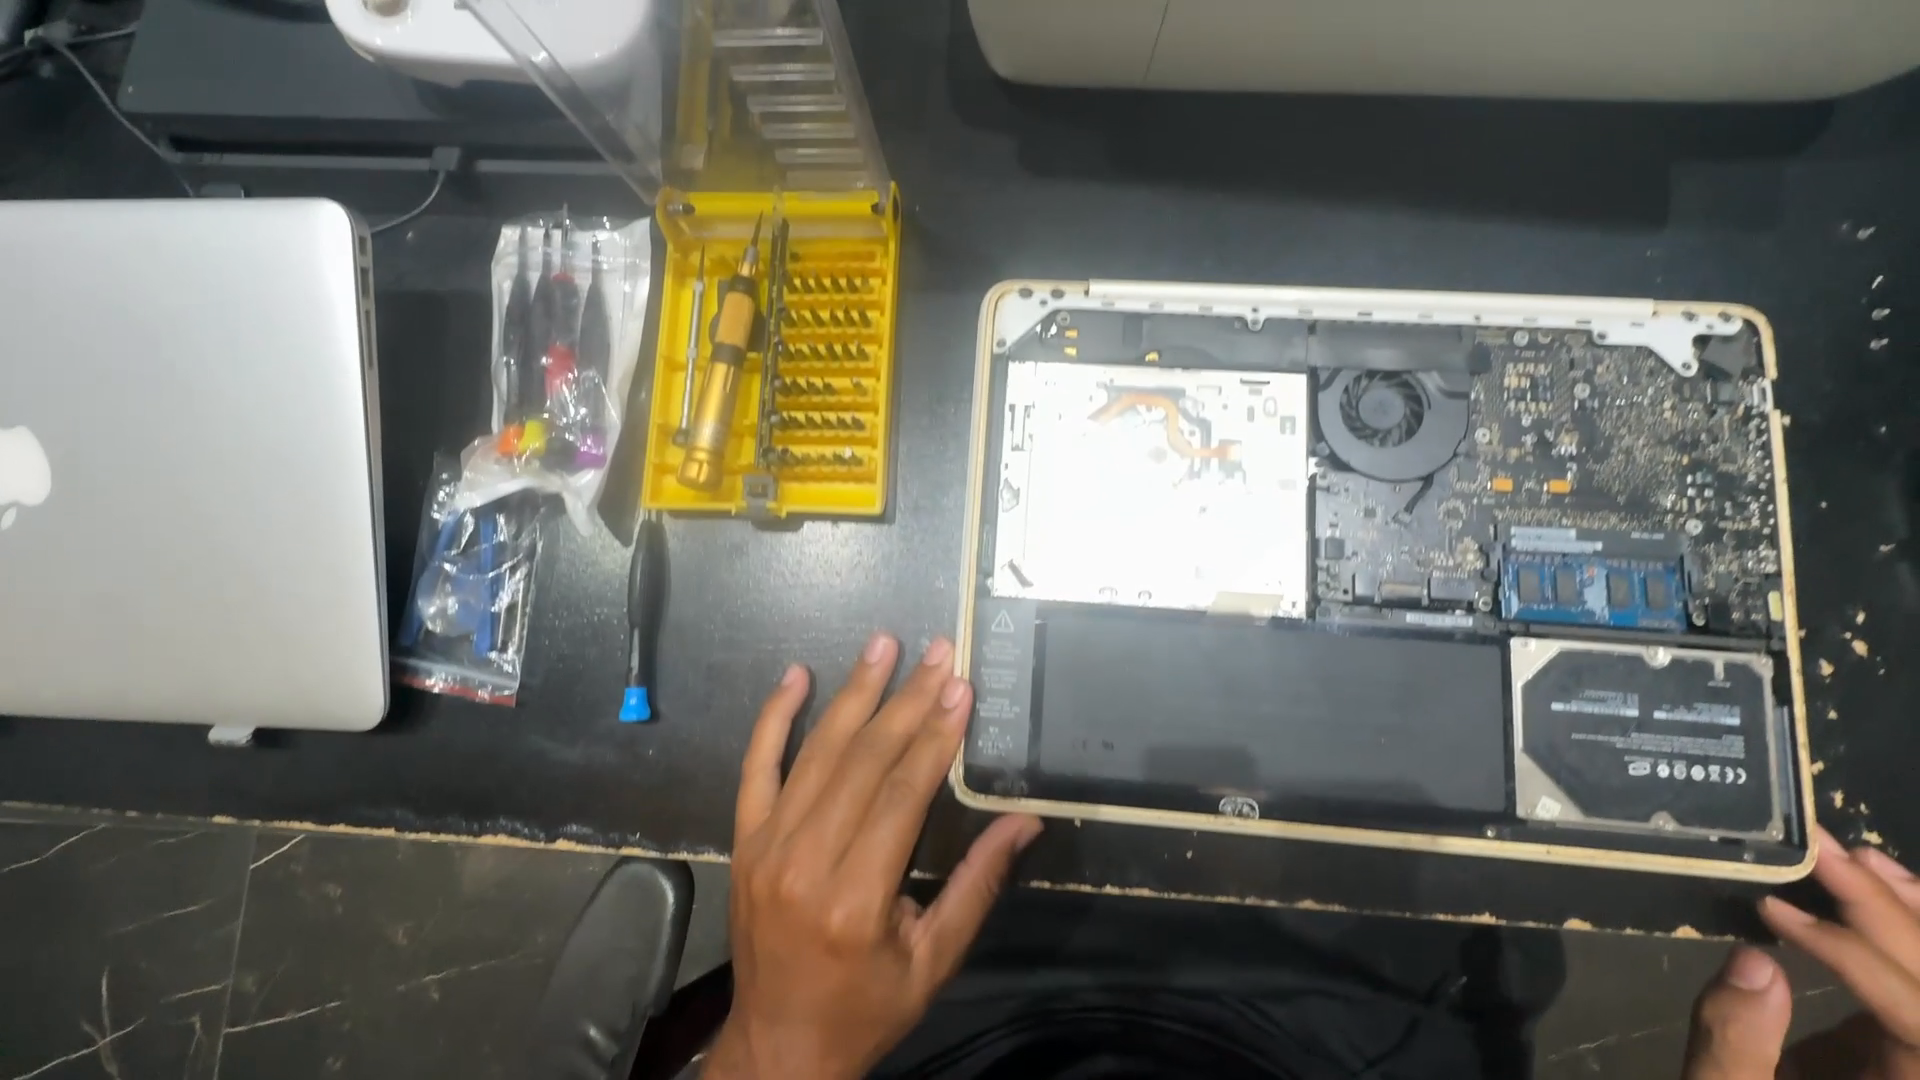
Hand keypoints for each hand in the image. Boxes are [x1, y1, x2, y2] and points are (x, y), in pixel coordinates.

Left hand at [702, 634, 1043, 1079]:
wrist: (778, 1048)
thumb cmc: (865, 1008)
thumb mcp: (933, 960)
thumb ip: (977, 884)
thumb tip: (1025, 821)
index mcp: (856, 897)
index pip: (902, 793)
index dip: (935, 735)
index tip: (960, 686)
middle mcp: (805, 860)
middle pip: (863, 760)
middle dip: (907, 700)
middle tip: (938, 652)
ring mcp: (766, 844)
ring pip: (816, 752)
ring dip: (854, 692)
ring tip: (884, 644)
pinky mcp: (745, 839)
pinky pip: (756, 767)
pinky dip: (774, 717)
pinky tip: (796, 675)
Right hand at [1684, 825, 1919, 1078]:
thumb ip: (1736, 1045)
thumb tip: (1755, 961)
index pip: (1916, 1019)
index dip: (1855, 956)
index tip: (1772, 908)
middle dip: (1892, 917)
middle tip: (1826, 849)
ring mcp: (1916, 1062)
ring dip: (1914, 920)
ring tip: (1864, 859)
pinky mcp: (1900, 1053)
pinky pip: (1919, 992)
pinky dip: (1906, 939)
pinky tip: (1876, 892)